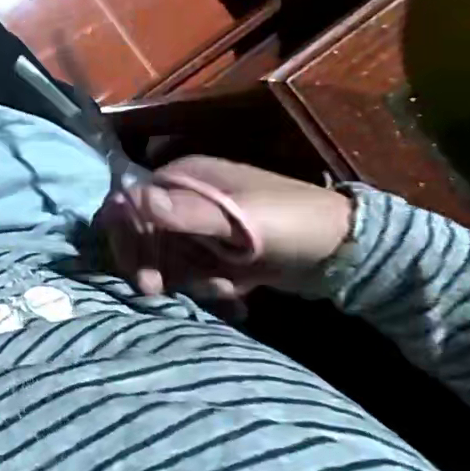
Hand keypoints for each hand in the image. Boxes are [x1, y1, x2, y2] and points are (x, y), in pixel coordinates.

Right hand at [104, 156, 352, 298]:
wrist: (343, 251)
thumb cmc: (290, 224)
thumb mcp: (238, 220)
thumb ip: (185, 212)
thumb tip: (128, 197)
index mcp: (185, 178)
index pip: (132, 204)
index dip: (126, 237)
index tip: (138, 271)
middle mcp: (187, 199)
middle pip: (144, 234)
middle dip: (152, 264)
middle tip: (157, 291)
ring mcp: (203, 227)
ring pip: (167, 258)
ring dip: (184, 278)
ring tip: (220, 288)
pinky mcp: (218, 251)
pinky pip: (192, 270)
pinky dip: (206, 285)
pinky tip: (234, 292)